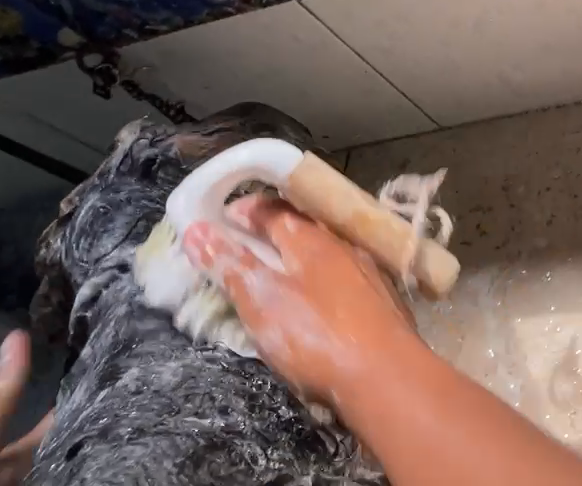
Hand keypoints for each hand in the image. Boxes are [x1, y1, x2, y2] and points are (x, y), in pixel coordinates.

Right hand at [183, 196, 424, 409]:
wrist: (385, 372)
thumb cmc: (316, 335)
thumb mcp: (263, 302)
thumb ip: (232, 266)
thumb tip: (196, 230)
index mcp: (310, 238)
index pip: (272, 209)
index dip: (245, 211)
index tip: (219, 219)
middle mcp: (340, 243)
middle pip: (300, 226)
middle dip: (270, 231)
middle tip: (242, 246)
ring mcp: (364, 268)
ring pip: (323, 250)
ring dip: (297, 254)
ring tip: (275, 272)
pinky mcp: (379, 296)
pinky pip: (341, 274)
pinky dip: (319, 277)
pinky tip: (315, 298)